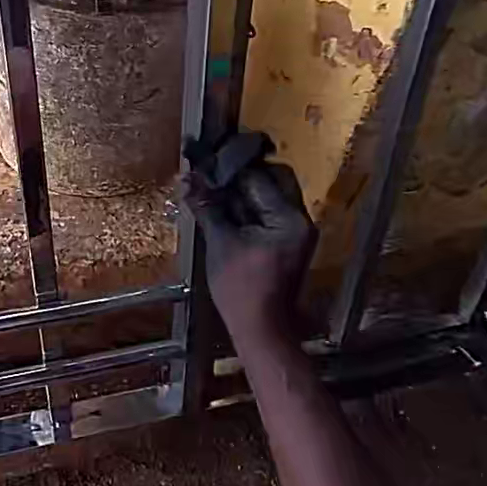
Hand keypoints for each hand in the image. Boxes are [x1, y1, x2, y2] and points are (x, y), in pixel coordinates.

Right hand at [182, 158, 315, 346]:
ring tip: (213, 186)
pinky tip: (224, 205)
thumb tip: (187, 179)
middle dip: (241, 174)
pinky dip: (248, 207)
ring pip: (270, 195)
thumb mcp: (221, 242)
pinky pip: (268, 212)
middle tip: (212, 171)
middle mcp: (299, 218)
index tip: (208, 157)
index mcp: (288, 217)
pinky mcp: (286, 240)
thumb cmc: (241, 288)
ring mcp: (295, 230)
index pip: (259, 178)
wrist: (260, 327)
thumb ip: (207, 207)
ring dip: (243, 190)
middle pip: (272, 179)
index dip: (230, 167)